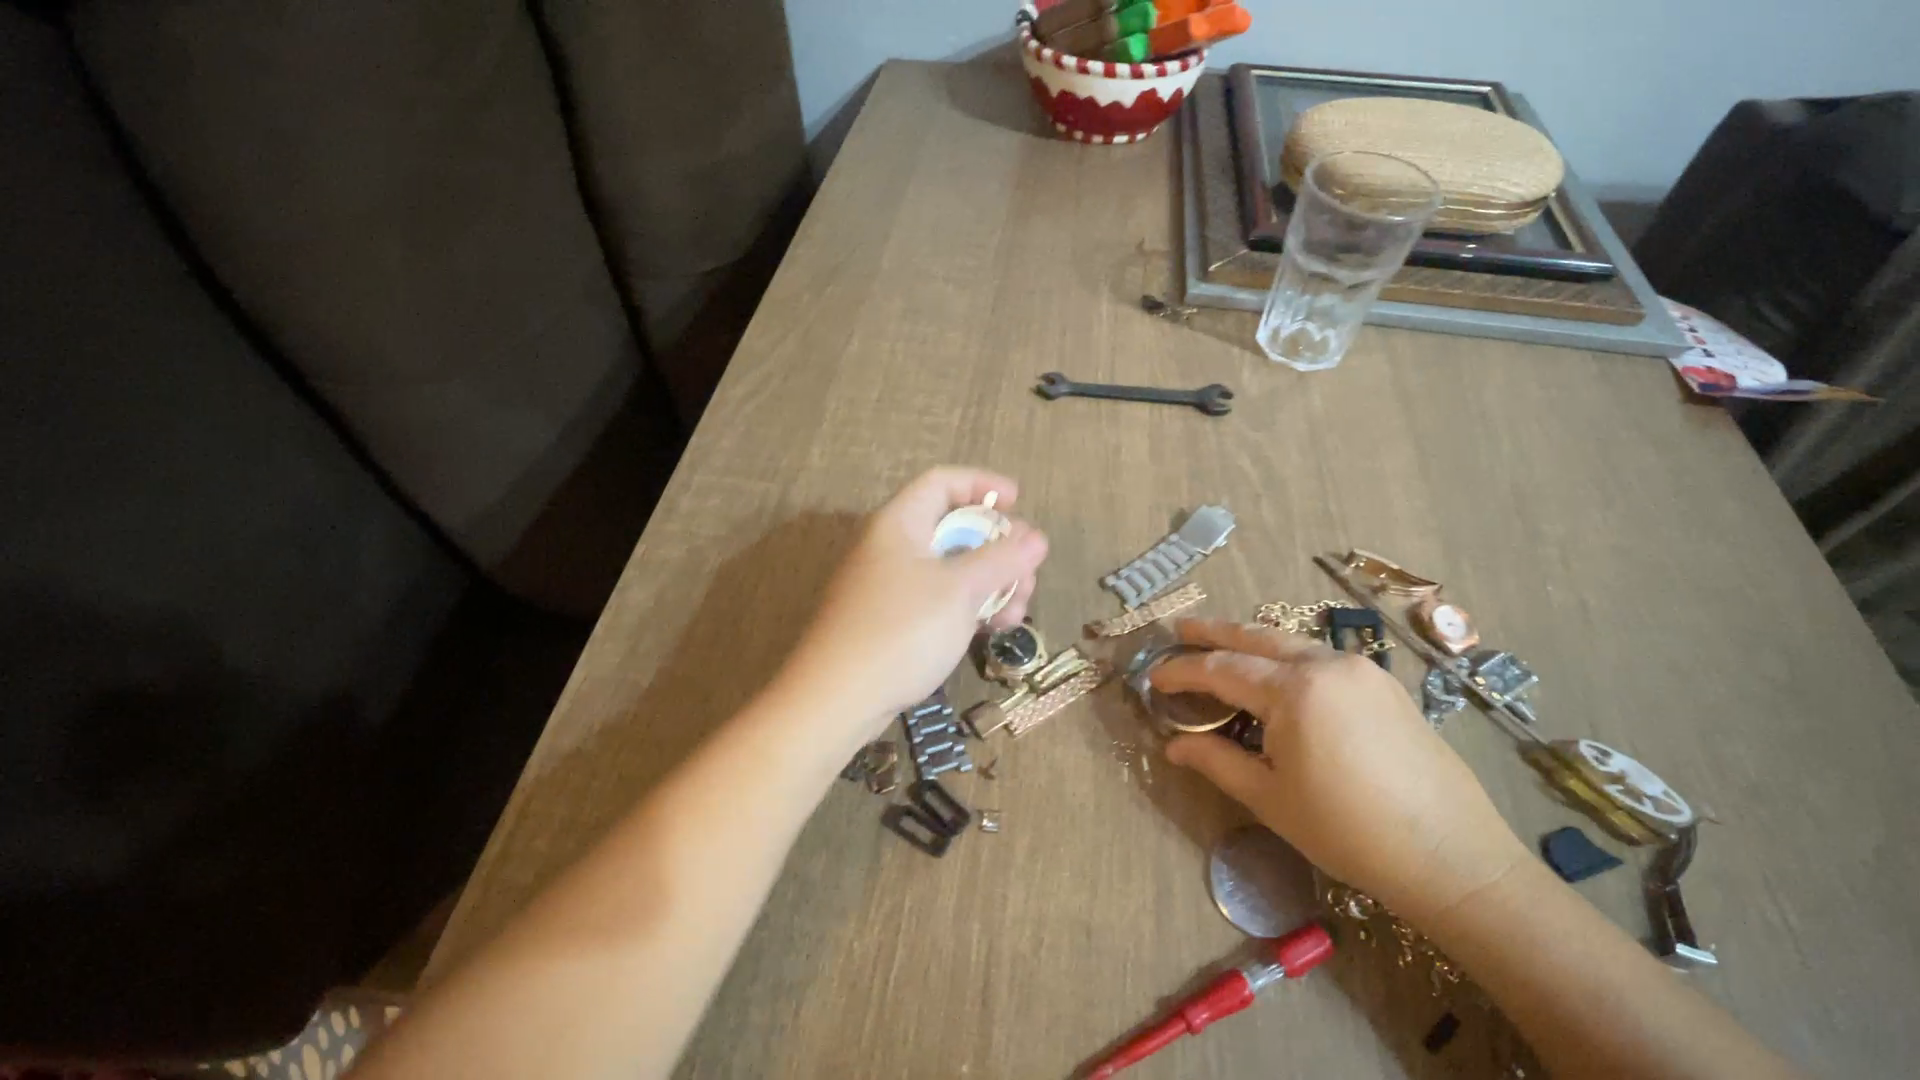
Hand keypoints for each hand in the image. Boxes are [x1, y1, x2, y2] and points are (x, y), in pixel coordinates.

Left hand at [779, 468, 1048, 737]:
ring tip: (1017, 614)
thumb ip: (1002, 559)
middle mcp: (892, 547)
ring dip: (991, 585)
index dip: (982, 485)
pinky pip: (938, 601)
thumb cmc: (901, 631)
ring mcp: (890, 587)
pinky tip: (992, 631)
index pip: (942, 482)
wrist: (836, 699)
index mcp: (899, 524)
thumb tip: (1037, 537)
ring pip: (951, 570)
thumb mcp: (960, 590)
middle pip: (954, 529)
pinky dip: (968, 608)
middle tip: (1028, 575)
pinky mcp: (892, 623)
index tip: (1019, 503)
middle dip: (998, 549)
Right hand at [1151, 619, 1529, 923]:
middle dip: (1214, 632)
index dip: (1183, 671)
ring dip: (1251, 642)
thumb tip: (1172, 745)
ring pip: (1292, 643)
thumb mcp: (1270, 798)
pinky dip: (1287, 658)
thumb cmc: (1347, 830)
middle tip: (1178, 628)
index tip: (1153, 677)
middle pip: (1257, 638)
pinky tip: (1276, 674)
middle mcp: (1327, 665)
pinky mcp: (1384, 686)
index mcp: (1295, 690)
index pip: (1222, 668)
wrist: (1449, 854)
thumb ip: (1216, 761)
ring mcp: (1362, 671)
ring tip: (1221, 645)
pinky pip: (1322, 658)